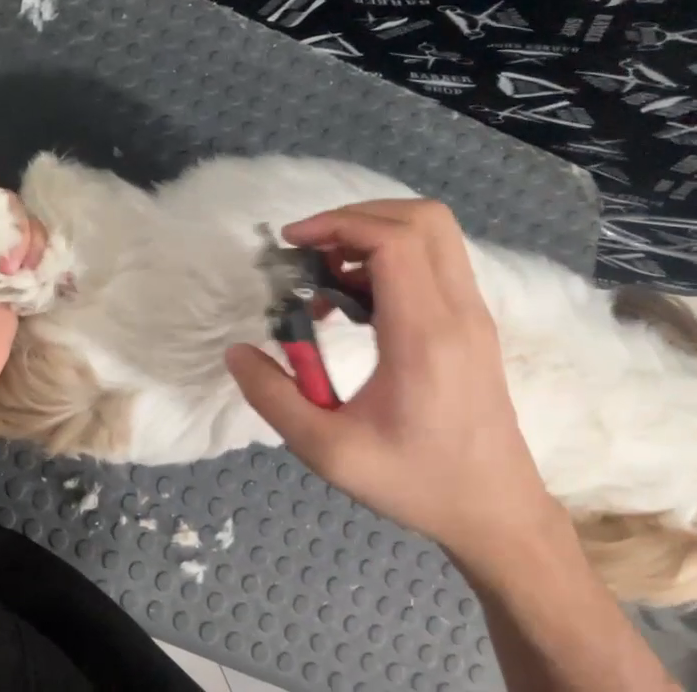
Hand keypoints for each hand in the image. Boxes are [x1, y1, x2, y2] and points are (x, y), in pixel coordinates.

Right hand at [224, 199, 560, 558]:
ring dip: (368, 237)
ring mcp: (471, 319)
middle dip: (354, 218)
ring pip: (431, 235)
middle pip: (422, 219)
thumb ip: (271, 395)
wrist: (498, 516)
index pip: (394, 240)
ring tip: (322, 279)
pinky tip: (348, 304)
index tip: (290, 245)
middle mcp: (458, 315)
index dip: (336, 225)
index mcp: (425, 336)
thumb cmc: (414, 482)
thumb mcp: (325, 449)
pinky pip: (431, 263)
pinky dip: (383, 261)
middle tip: (307, 252)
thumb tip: (237, 350)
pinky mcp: (470, 328)